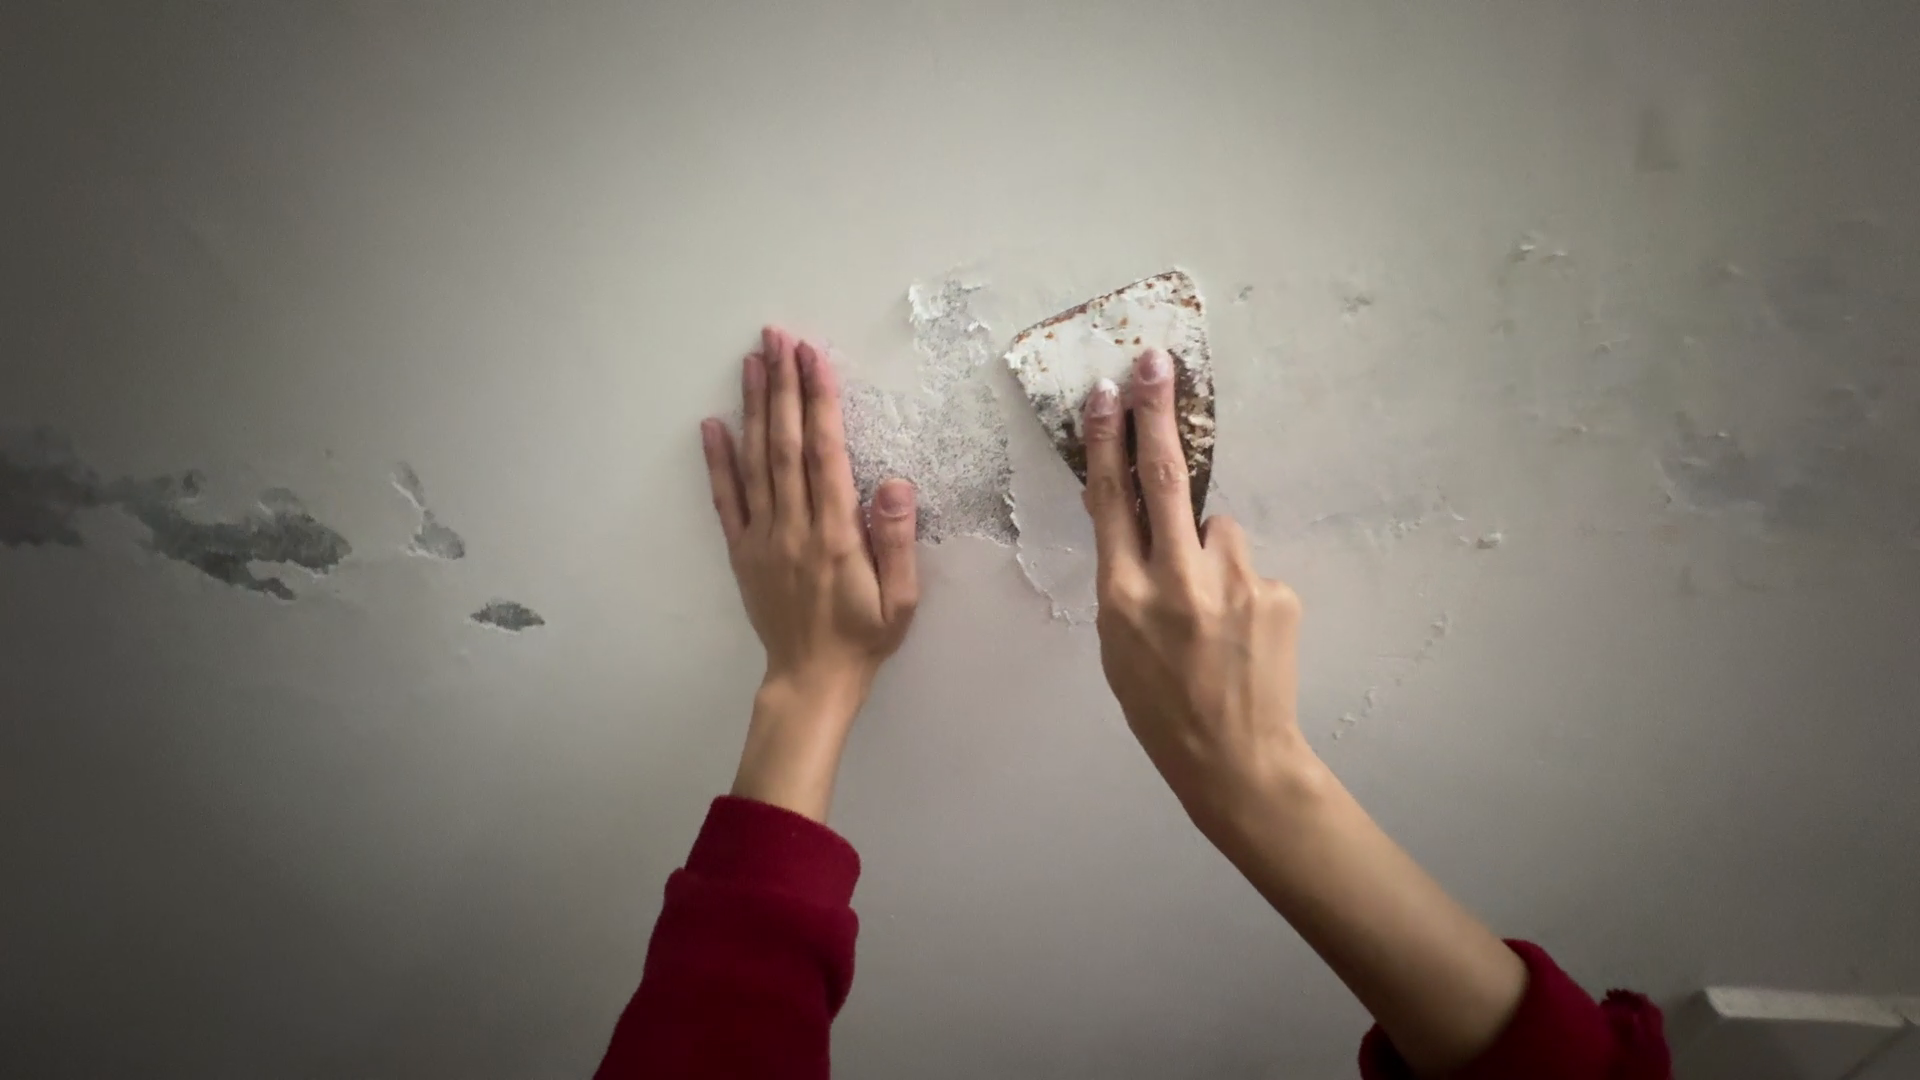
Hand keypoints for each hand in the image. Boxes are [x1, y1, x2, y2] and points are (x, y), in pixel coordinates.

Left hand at [701, 326, 919, 820]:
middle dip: (783, 388)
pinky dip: (718, 462)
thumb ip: (896, 541)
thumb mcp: (901, 599)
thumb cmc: (864, 638)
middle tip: (777, 339)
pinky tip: (713, 425)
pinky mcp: (743, 552)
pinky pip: (727, 501)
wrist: (811, 681)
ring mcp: (762, 538)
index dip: (820, 403)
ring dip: (754, 409)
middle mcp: (793, 528)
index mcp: (834, 536)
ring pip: (755, 463)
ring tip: (751, 363)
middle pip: (785, 446)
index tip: (815, 359)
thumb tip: (893, 483)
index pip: (825, 455)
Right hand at [1083, 349, 1526, 1074]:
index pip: (1110, 500)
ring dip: (1207, 549)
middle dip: (1157, 413)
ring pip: (1216, 529)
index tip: (1103, 393)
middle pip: (1167, 478)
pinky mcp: (1279, 592)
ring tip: (1210, 609)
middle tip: (1156, 363)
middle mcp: (1178, 580)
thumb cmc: (1157, 705)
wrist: (1235, 758)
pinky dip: (1238, 584)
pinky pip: (1248, 566)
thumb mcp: (1115, 640)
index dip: (1104, 441)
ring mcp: (1235, 584)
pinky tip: (1240, 630)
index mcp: (1123, 597)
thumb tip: (1132, 520)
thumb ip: (1121, 575)